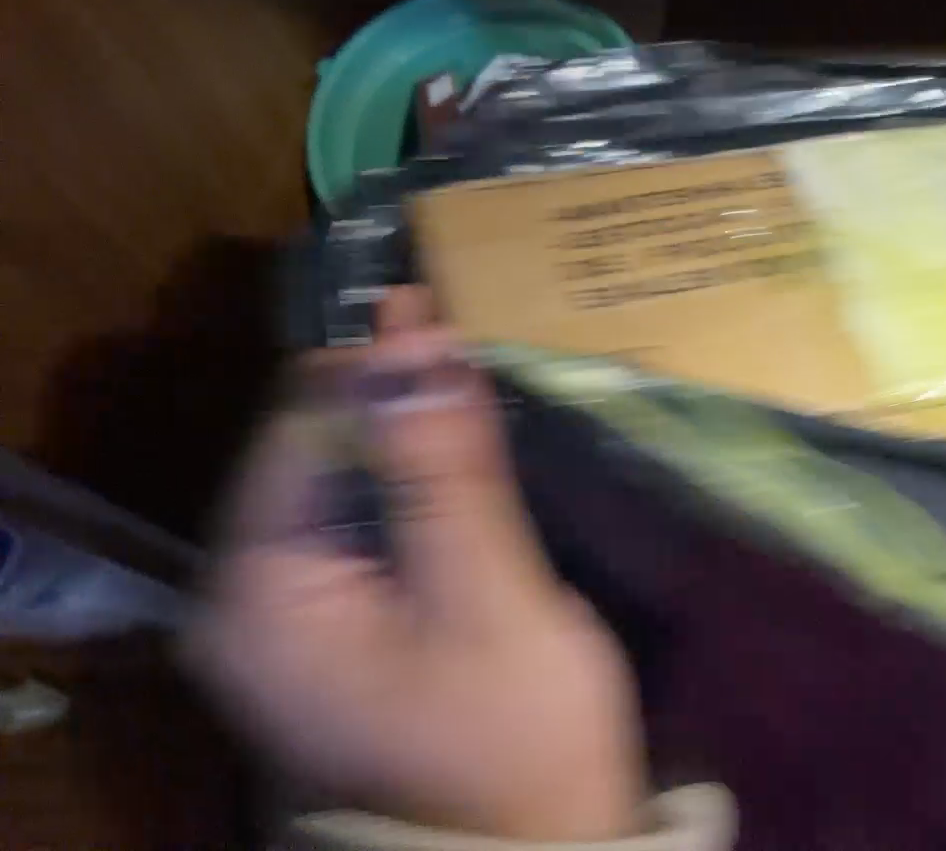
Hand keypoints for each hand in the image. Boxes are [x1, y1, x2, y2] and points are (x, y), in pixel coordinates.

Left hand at [187, 289, 647, 839]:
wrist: (537, 848)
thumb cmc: (514, 731)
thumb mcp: (489, 596)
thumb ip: (448, 471)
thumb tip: (415, 338)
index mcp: (265, 589)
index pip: (305, 423)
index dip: (377, 358)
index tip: (450, 297)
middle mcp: (261, 592)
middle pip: (327, 446)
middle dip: (403, 388)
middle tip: (486, 337)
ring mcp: (309, 610)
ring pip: (363, 475)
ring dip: (425, 425)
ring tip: (495, 374)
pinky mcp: (359, 619)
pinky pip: (387, 513)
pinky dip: (437, 471)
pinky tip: (488, 450)